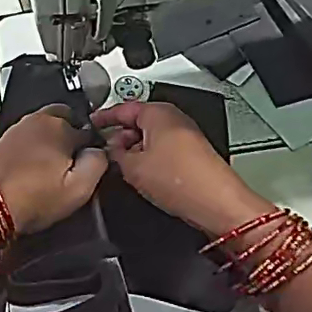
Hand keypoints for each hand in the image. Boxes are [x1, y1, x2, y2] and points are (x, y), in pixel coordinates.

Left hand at [0, 105, 107, 233]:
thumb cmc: (29, 198)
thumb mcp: (79, 188)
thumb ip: (97, 164)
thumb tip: (100, 153)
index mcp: (60, 126)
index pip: (89, 130)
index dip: (93, 148)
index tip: (89, 164)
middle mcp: (37, 120)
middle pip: (65, 120)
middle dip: (72, 136)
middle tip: (72, 161)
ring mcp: (17, 128)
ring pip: (44, 126)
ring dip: (51, 140)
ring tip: (52, 167)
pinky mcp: (2, 139)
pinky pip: (26, 136)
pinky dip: (33, 146)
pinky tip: (33, 167)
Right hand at [93, 101, 273, 236]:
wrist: (218, 204)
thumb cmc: (185, 181)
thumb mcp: (132, 168)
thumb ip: (114, 154)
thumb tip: (110, 150)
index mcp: (159, 112)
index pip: (122, 107)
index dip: (104, 117)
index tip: (92, 123)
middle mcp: (175, 119)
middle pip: (137, 121)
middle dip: (120, 136)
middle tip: (107, 151)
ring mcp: (186, 135)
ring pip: (150, 137)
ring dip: (135, 150)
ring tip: (126, 168)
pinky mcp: (193, 153)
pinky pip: (163, 149)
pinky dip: (150, 158)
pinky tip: (146, 176)